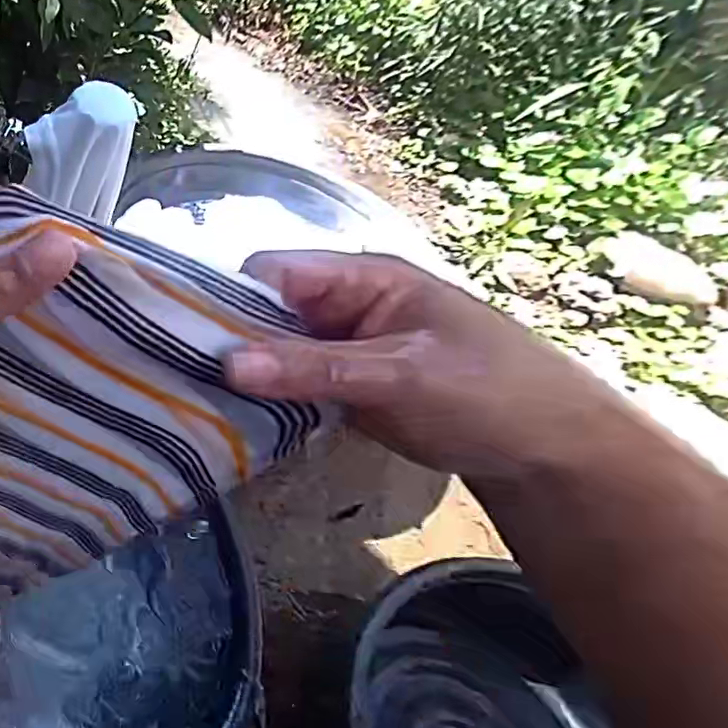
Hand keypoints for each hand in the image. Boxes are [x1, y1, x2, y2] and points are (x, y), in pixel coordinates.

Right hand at [221, 251, 650, 484]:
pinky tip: (225, 404)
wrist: (552, 457)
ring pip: (262, 344)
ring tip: (188, 386)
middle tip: (176, 363)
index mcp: (358, 278)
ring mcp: (332, 343)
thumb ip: (312, 367)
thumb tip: (226, 363)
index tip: (179, 326)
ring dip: (235, 364)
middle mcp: (336, 304)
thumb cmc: (492, 393)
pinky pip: (278, 375)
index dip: (223, 292)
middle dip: (221, 333)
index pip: (269, 271)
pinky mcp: (330, 379)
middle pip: (257, 306)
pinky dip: (255, 389)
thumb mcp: (401, 375)